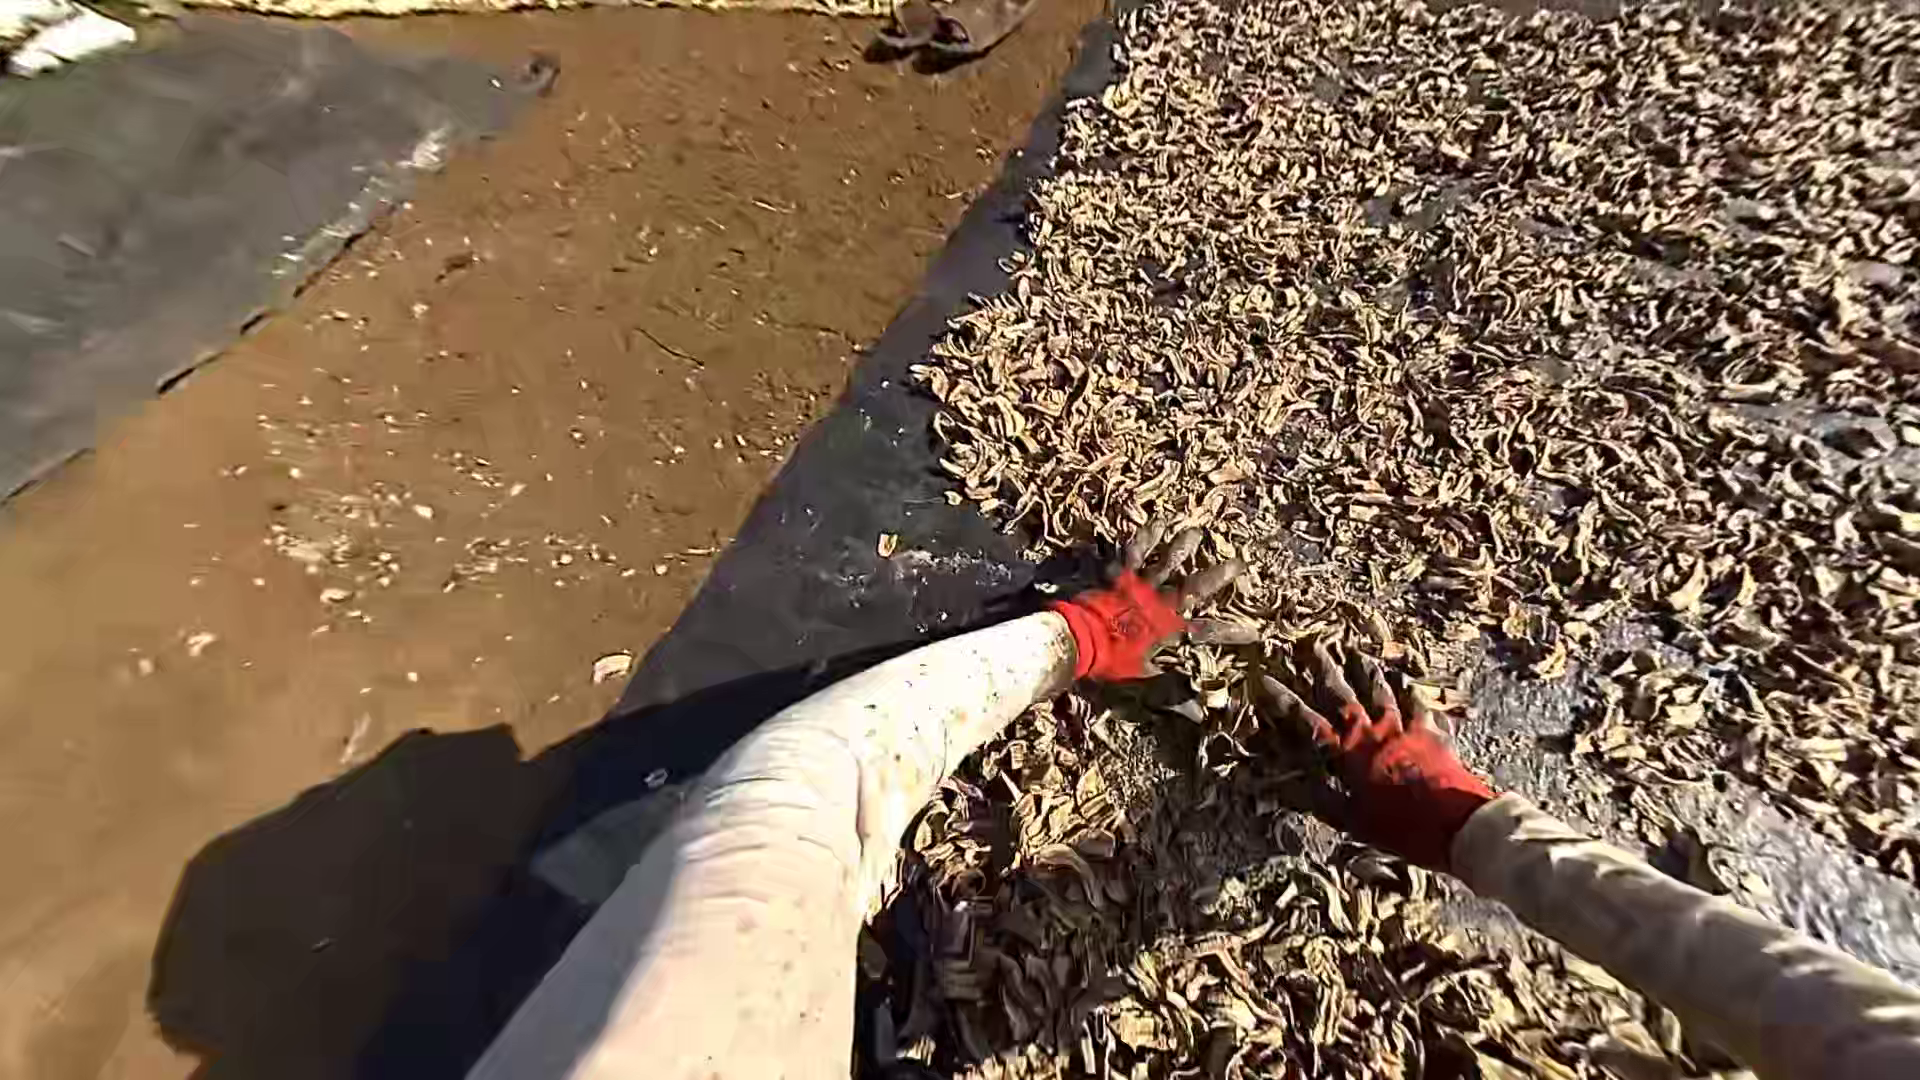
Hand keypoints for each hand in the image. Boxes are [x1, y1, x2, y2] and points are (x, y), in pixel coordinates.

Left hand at [1047, 522, 1252, 681]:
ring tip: (1196, 532)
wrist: (1082, 641)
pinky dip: (1147, 536)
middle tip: (1240, 562)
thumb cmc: (1113, 661)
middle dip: (1219, 575)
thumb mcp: (1146, 679)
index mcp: (1170, 631)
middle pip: (1196, 587)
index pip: (1209, 633)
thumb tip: (1201, 715)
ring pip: (1169, 562)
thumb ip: (1175, 694)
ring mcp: (1142, 586)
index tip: (1255, 632)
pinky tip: (1156, 523)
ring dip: (1184, 547)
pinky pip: (1137, 551)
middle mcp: (1162, 604)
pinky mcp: (1122, 575)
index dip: (1233, 633)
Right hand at [1260, 639, 1493, 871]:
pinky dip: (1414, 695)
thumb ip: (1315, 800)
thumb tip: (1276, 789)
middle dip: (1324, 668)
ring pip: (1379, 693)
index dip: (1283, 699)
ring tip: (1358, 654)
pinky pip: (1420, 708)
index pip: (1306, 719)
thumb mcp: (1351, 819)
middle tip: (1312, 645)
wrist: (1462, 828)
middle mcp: (1371, 732)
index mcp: (1347, 751)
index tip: (1265, 679)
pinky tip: (1411, 684)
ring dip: (1367, 672)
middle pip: (1342, 693)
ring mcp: (1402, 730)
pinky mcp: (1431, 736)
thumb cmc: (1402, 826)